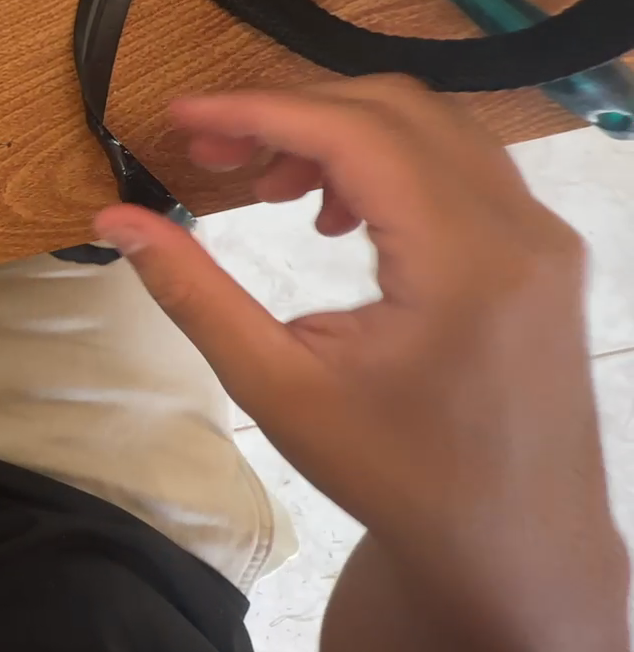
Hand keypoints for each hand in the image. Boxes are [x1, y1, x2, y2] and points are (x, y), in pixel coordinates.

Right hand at [93, 75, 627, 651]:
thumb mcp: (268, 380)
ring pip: (424, 129)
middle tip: (204, 149)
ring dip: (325, 132)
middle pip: (393, 109)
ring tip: (255, 182)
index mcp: (464, 259)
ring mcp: (536, 238)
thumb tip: (114, 219)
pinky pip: (444, 166)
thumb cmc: (388, 465)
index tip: (177, 117)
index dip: (255, 110)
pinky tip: (321, 213)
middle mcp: (518, 229)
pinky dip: (367, 161)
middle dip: (283, 112)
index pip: (355, 133)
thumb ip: (189, 289)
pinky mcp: (529, 253)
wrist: (511, 542)